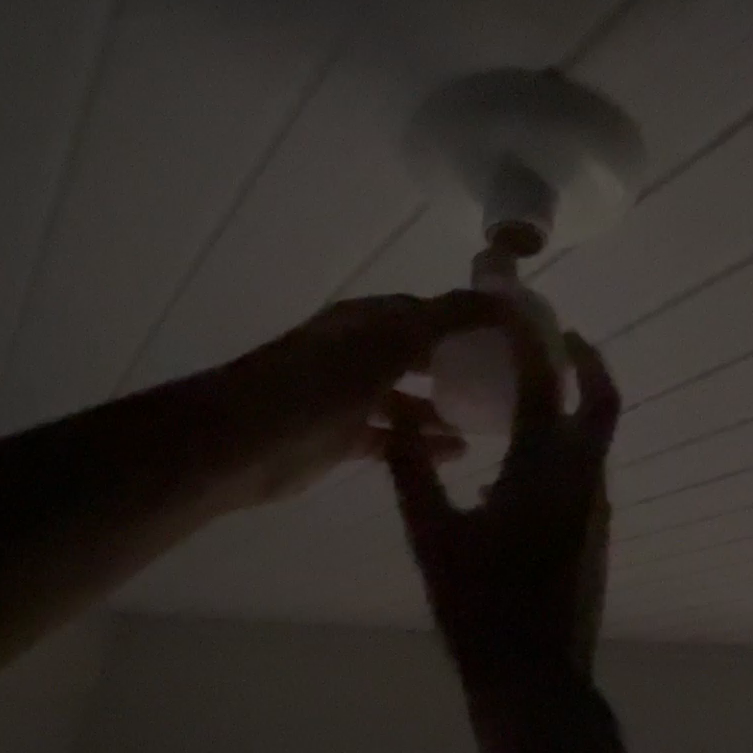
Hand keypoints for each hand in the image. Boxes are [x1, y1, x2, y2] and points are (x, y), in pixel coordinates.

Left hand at [224, 291, 504, 503]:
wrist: (245, 439)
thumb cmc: (323, 381)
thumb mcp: (392, 341)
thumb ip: (446, 319)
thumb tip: (500, 299)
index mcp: (369, 319)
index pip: (427, 311)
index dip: (465, 319)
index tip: (507, 337)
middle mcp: (360, 351)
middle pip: (417, 355)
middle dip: (455, 367)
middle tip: (499, 384)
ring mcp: (349, 395)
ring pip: (405, 400)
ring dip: (440, 410)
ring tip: (482, 425)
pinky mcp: (341, 437)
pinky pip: (391, 437)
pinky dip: (420, 443)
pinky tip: (455, 453)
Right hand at [384, 318, 620, 683]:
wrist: (535, 678)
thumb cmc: (478, 607)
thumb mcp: (432, 537)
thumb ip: (411, 472)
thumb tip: (391, 418)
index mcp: (541, 468)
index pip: (544, 382)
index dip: (533, 339)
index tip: (519, 310)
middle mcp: (581, 475)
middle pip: (601, 398)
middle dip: (585, 358)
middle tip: (557, 334)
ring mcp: (595, 503)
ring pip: (596, 432)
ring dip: (576, 397)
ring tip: (533, 384)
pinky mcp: (595, 526)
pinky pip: (587, 461)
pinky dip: (568, 435)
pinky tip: (526, 452)